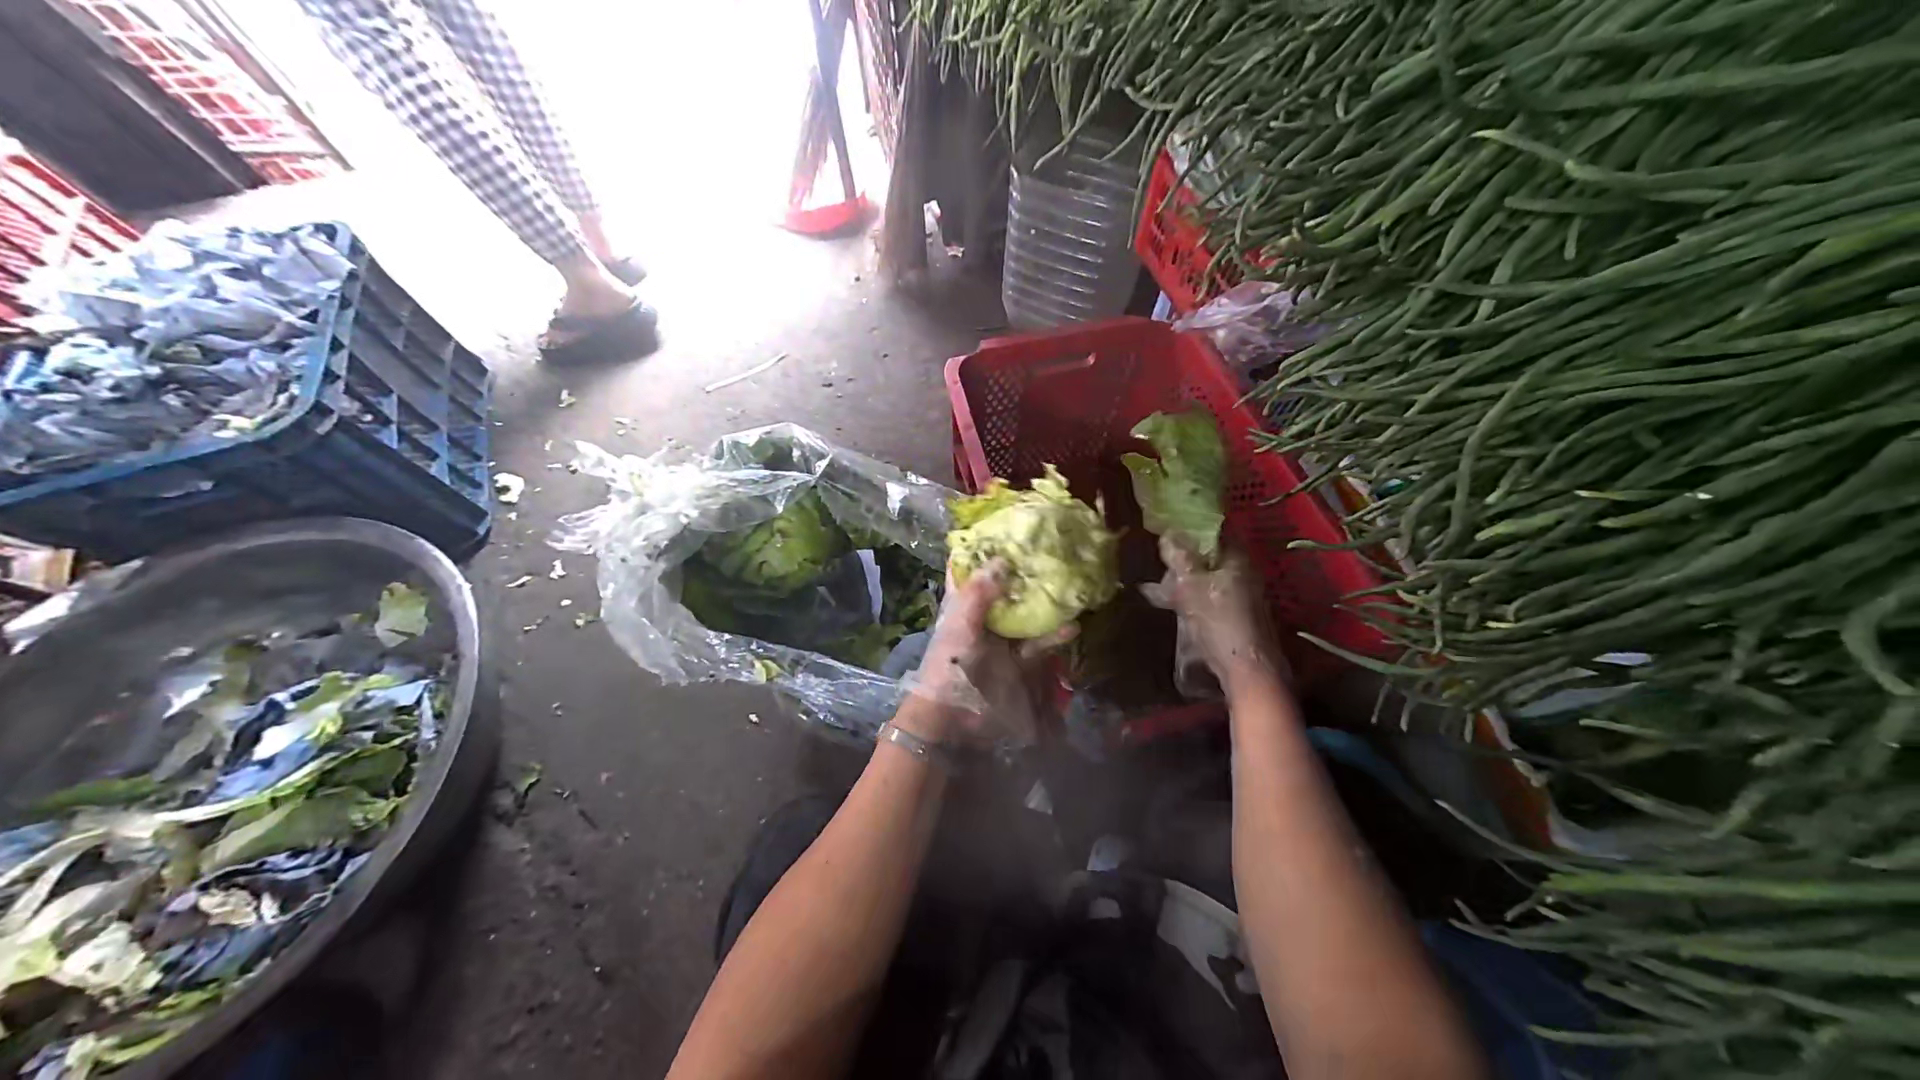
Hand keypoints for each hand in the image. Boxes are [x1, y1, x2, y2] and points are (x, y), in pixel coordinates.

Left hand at [905, 560, 1071, 743]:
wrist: (954, 721)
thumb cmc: (949, 668)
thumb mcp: (960, 628)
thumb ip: (978, 596)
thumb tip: (1002, 560)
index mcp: (960, 607)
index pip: (965, 570)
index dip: (978, 550)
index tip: (1002, 528)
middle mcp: (982, 618)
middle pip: (1002, 588)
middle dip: (1021, 573)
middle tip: (1047, 551)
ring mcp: (1001, 640)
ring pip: (1025, 613)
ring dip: (1043, 602)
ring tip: (1065, 586)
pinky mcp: (1018, 661)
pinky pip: (1039, 643)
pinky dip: (1054, 634)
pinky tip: (1072, 626)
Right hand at [1142, 536, 1285, 690]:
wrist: (1247, 669)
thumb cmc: (1218, 621)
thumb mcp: (1190, 585)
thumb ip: (1179, 558)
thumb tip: (1167, 533)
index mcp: (1238, 559)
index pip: (1216, 532)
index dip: (1192, 530)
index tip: (1168, 533)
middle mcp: (1246, 574)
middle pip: (1212, 558)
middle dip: (1185, 560)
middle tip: (1161, 564)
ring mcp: (1245, 597)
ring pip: (1210, 580)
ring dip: (1187, 582)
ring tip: (1160, 591)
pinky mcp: (1240, 618)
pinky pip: (1212, 600)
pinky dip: (1194, 600)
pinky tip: (1176, 609)